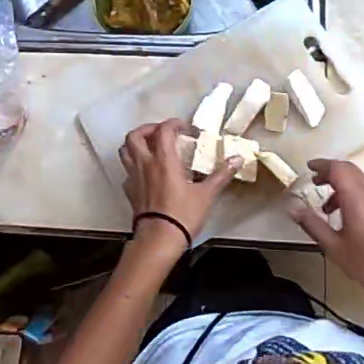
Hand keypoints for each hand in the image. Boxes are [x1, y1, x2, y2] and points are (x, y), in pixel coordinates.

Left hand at [120, 119, 240, 256]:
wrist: (158, 240)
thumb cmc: (183, 215)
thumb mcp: (206, 194)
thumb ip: (221, 174)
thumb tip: (238, 159)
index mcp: (164, 160)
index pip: (163, 130)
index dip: (173, 123)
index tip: (184, 127)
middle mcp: (144, 164)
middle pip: (135, 136)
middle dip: (148, 129)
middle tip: (161, 133)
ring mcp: (133, 178)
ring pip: (125, 151)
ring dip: (136, 144)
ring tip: (150, 147)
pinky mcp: (129, 191)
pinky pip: (127, 171)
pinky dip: (134, 165)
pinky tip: (146, 172)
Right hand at [286, 159, 363, 307]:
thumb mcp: (335, 247)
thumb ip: (313, 225)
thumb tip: (292, 208)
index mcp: (357, 199)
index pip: (338, 169)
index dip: (322, 164)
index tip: (308, 167)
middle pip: (350, 171)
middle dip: (330, 172)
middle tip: (314, 181)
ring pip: (360, 183)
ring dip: (341, 187)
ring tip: (327, 209)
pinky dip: (353, 196)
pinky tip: (347, 219)